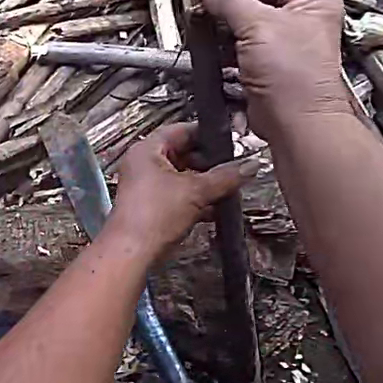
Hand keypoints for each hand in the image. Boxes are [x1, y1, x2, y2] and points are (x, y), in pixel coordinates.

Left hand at [105, 122, 255, 259]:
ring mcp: (146, 185)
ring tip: (230, 188)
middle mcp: (144, 164)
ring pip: (183, 177)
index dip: (207, 135)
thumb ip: (226, 176)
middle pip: (184, 154)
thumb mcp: (196, 191)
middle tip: (234, 168)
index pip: (181, 130)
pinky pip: (179, 195)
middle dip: (210, 164)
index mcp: (147, 150)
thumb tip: (250, 165)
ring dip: (205, 184)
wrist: (132, 252)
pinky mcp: (152, 206)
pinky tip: (216, 209)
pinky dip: (196, 200)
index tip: (231, 141)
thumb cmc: (153, 215)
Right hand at [198, 0, 348, 137]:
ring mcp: (283, 45)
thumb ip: (230, 1)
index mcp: (311, 0)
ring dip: (222, 29)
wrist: (295, 120)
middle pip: (254, 1)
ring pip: (244, 26)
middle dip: (225, 6)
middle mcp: (301, 20)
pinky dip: (224, 49)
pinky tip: (211, 50)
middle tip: (202, 6)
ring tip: (203, 28)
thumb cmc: (296, 76)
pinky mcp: (267, 66)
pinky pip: (240, 50)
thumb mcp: (258, 25)